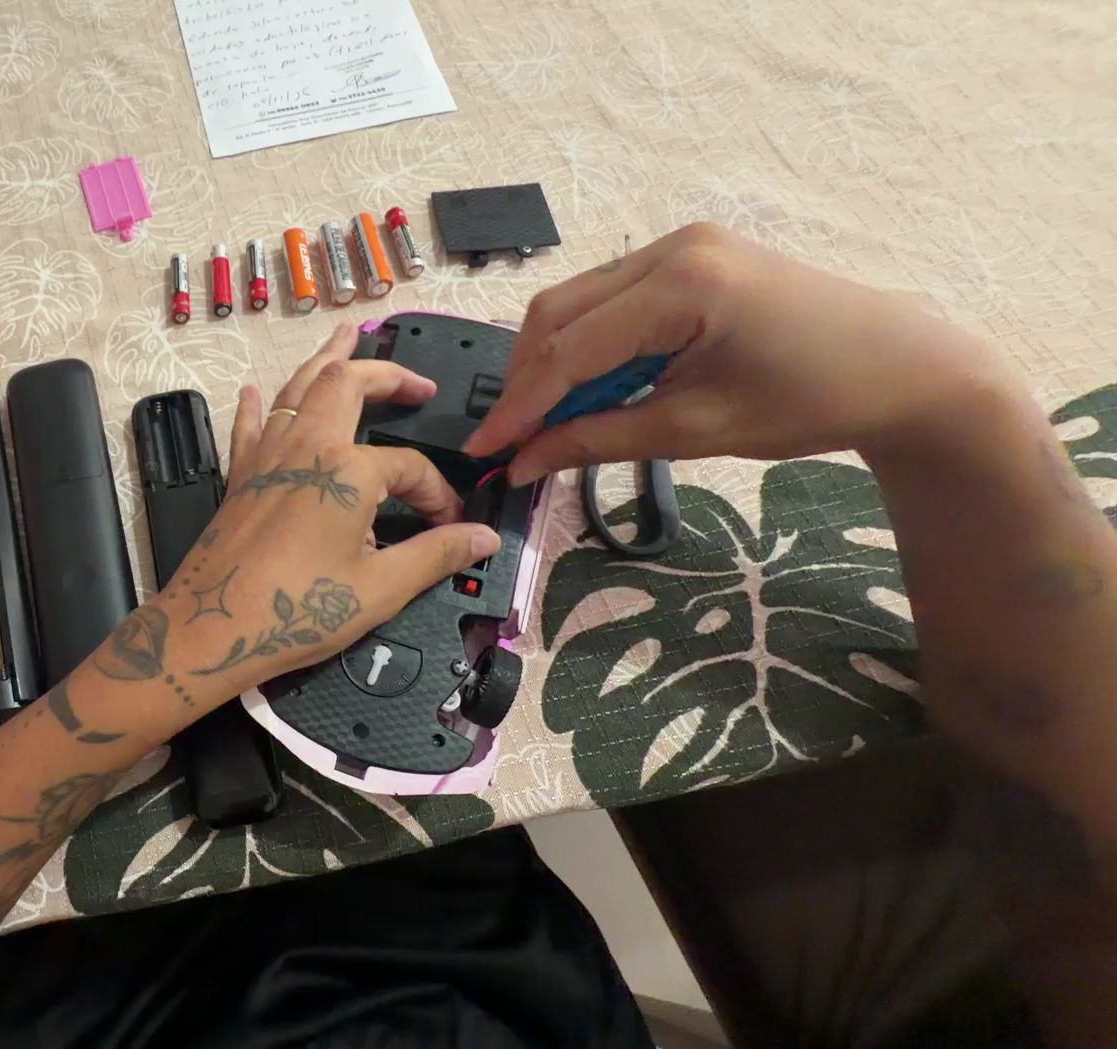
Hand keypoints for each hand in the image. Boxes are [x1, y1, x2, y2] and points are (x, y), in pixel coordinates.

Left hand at [94, 325, 500, 710]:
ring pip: (296, 389)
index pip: (410, 467)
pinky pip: (249, 426)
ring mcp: (266, 455)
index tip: (449, 527)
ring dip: (324, 360)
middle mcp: (306, 446)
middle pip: (346, 383)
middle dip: (385, 373)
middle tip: (414, 380)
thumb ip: (435, 556)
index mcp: (348, 470)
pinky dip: (258, 405)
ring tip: (345, 336)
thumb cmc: (297, 609)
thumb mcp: (380, 588)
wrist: (213, 626)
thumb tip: (483, 538)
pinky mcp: (239, 475)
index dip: (437, 495)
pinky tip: (254, 391)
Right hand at [463, 222, 1022, 482]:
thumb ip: (592, 441)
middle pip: (556, 314)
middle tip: (512, 439)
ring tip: (545, 419)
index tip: (481, 449)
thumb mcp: (690, 431)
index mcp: (683, 285)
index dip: (517, 406)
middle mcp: (671, 248)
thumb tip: (519, 465)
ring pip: (570, 305)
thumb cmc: (809, 401)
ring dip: (546, 364)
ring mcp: (676, 246)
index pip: (568, 350)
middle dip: (524, 382)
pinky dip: (579, 348)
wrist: (905, 366)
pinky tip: (583, 387)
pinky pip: (601, 302)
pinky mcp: (681, 259)